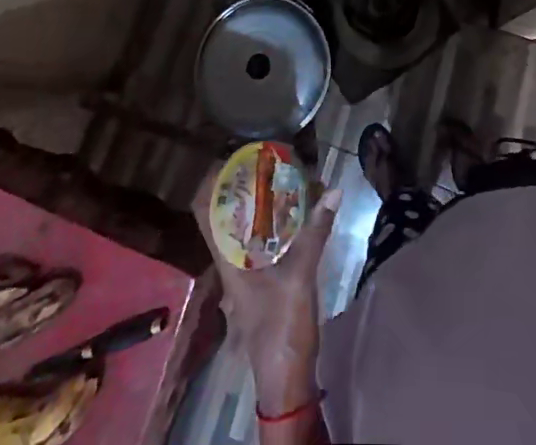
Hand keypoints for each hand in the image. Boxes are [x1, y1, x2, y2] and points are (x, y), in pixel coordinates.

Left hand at [193, 164, 341, 413]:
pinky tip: (294, 212)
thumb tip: (332, 191)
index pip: (204, 208)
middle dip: (238, 184)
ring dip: (255, 201)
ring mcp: (244, 270)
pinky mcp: (261, 279)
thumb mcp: (299, 278)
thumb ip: (314, 234)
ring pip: (240, 225)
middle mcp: (229, 259)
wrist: (286, 379)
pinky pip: (259, 239)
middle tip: (264, 161)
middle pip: (222, 212)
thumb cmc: (281, 328)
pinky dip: (271, 220)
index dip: (211, 179)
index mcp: (225, 257)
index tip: (233, 156)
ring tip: (280, 177)